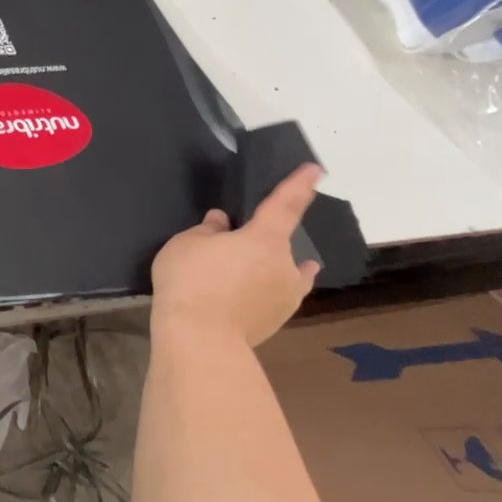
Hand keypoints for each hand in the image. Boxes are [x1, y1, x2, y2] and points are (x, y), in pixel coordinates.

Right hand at [150, 164, 323, 347]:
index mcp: (263, 240)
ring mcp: (287, 293)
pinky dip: (262, 286)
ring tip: (240, 268)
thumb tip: (222, 223)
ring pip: (281, 271)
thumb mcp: (187, 243)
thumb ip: (208, 230)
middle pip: (277, 244)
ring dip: (266, 265)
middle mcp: (285, 264)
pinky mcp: (279, 316)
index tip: (315, 170)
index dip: (298, 186)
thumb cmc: (191, 277)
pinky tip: (247, 290)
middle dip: (256, 240)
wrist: (202, 331)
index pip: (283, 205)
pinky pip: (276, 292)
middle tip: (222, 244)